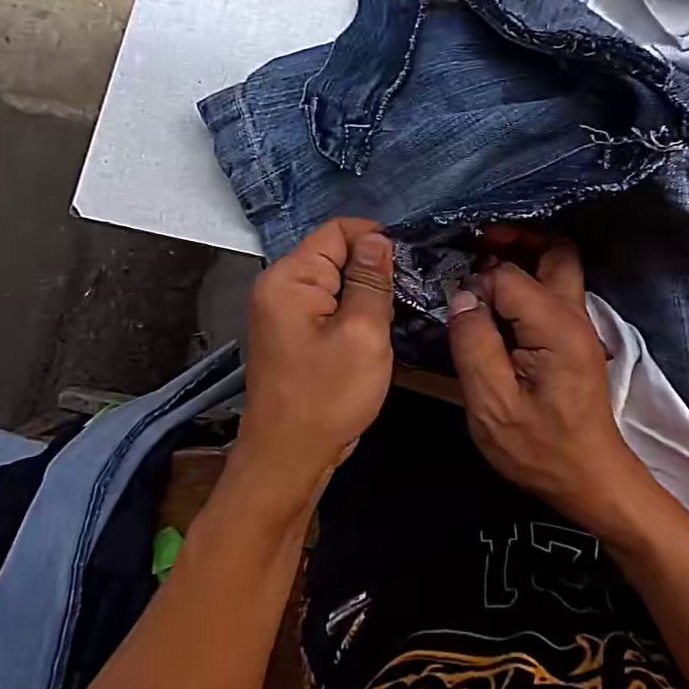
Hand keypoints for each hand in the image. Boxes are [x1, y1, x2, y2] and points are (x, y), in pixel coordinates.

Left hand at [235, 217, 396, 505]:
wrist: (289, 457)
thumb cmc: (327, 397)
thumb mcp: (363, 333)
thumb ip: (371, 280)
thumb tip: (378, 239)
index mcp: (289, 278)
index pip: (336, 231)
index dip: (375, 238)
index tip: (409, 261)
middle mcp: (279, 286)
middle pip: (335, 254)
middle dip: (371, 270)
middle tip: (403, 298)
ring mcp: (284, 312)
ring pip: (335, 283)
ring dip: (364, 295)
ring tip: (389, 320)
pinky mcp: (294, 334)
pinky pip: (329, 307)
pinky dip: (353, 314)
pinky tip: (370, 335)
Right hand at [446, 236, 654, 536]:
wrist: (590, 478)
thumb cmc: (540, 448)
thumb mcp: (492, 405)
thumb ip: (473, 344)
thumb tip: (463, 296)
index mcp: (556, 328)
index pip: (509, 277)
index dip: (478, 283)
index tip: (457, 304)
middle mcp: (575, 316)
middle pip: (555, 249)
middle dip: (516, 237)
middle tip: (477, 244)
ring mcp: (581, 325)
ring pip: (559, 264)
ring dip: (524, 253)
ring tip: (483, 261)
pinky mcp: (576, 337)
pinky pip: (555, 287)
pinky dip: (529, 276)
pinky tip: (498, 296)